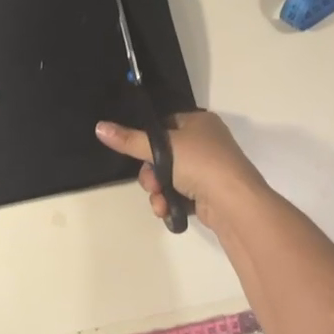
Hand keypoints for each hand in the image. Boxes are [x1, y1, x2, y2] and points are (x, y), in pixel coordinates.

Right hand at [95, 112, 272, 231]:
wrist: (234, 203)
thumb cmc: (200, 164)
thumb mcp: (160, 149)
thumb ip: (129, 140)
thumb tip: (99, 127)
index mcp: (199, 122)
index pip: (165, 124)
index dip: (147, 140)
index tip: (137, 154)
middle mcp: (206, 143)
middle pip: (164, 155)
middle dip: (151, 173)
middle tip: (151, 183)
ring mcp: (208, 170)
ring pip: (170, 178)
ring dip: (158, 191)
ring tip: (160, 201)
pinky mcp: (208, 193)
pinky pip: (180, 195)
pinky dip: (170, 202)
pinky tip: (167, 211)